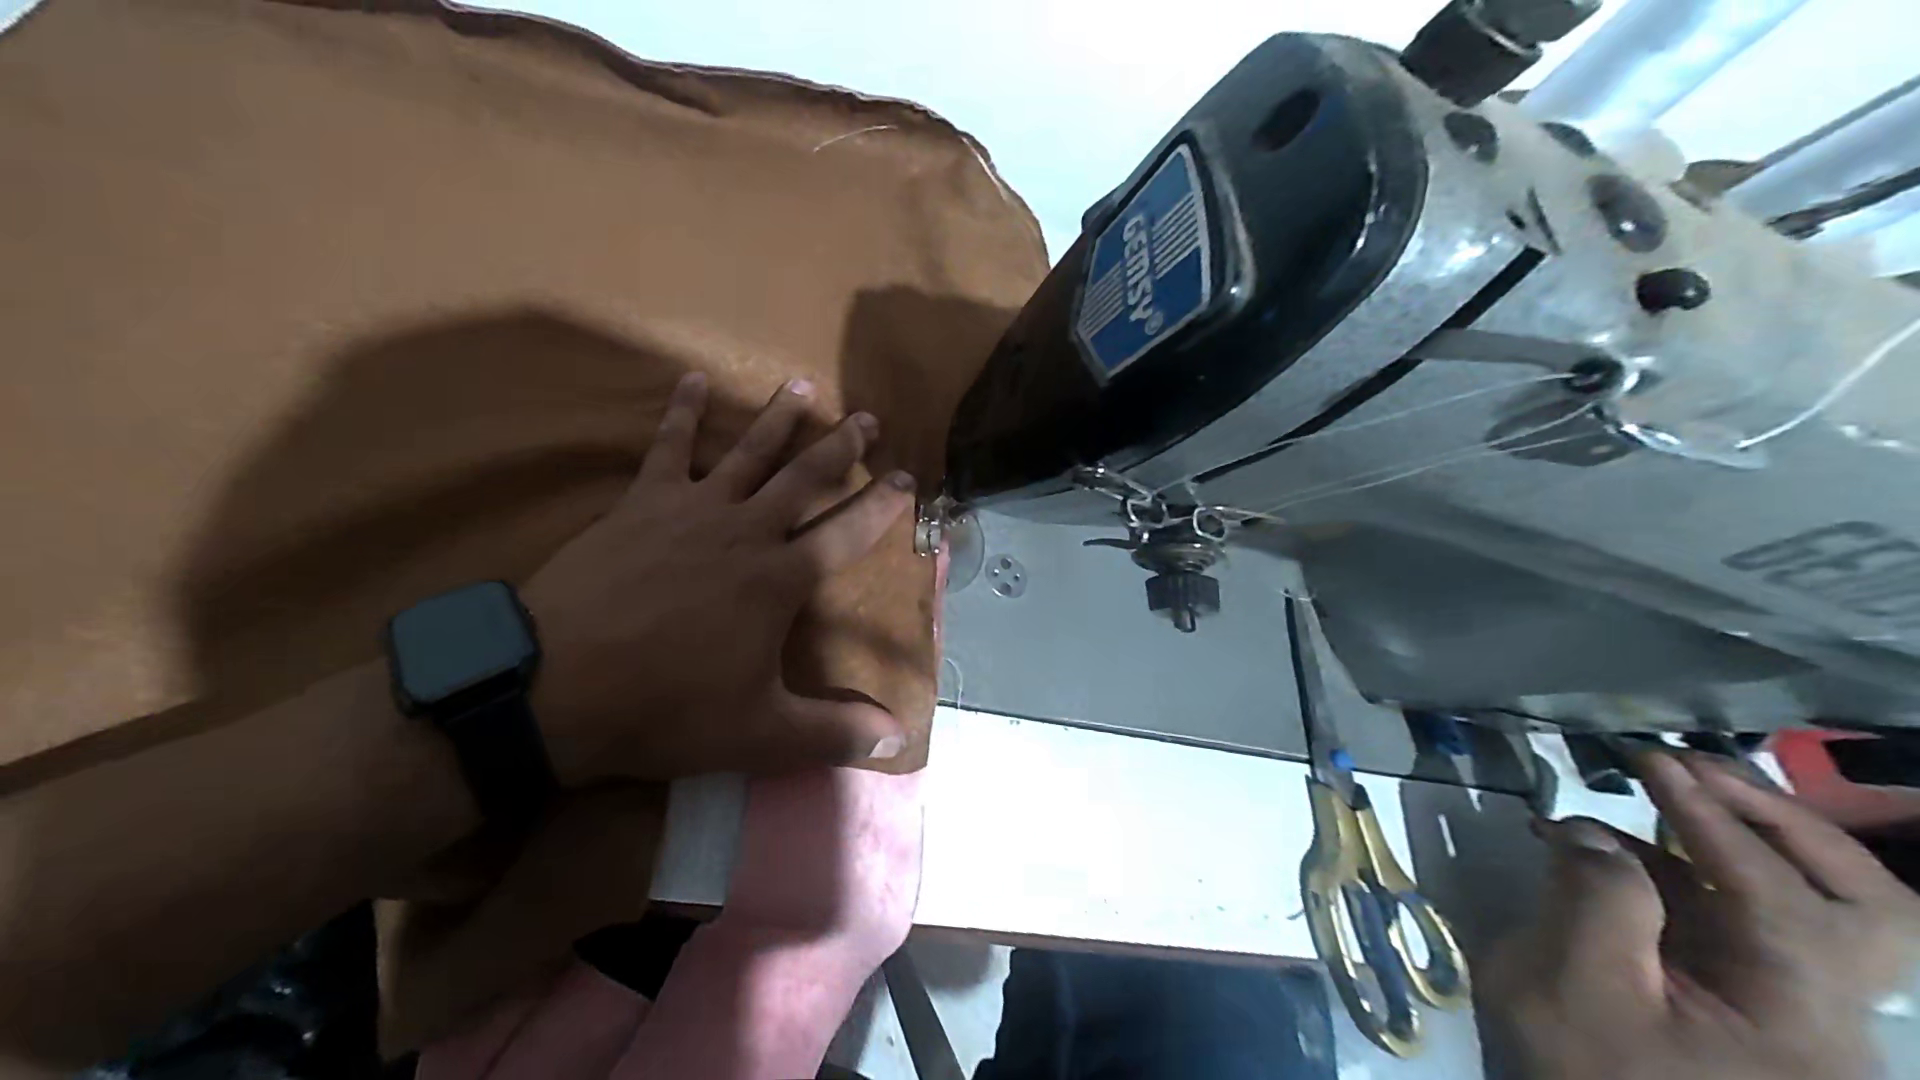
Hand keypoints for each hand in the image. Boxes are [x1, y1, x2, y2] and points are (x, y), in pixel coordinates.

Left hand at [521, 372, 915, 784]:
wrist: (554, 686)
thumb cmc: (666, 709)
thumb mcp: (760, 734)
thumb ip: (834, 733)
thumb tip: (900, 739)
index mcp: (779, 579)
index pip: (846, 532)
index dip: (881, 505)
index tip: (908, 478)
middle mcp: (745, 531)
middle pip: (804, 478)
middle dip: (840, 448)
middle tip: (867, 418)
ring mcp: (692, 510)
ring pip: (748, 453)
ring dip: (778, 419)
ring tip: (801, 387)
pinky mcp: (641, 503)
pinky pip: (667, 448)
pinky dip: (683, 413)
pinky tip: (693, 381)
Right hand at [1485, 751, 1919, 1079]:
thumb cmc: (1589, 1070)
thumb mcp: (1577, 990)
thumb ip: (1595, 904)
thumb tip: (1593, 834)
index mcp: (1801, 1017)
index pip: (1786, 900)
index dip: (1718, 823)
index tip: (1652, 762)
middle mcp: (1825, 1008)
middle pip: (1857, 902)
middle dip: (1775, 820)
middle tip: (1692, 767)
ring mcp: (1782, 997)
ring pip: (1803, 900)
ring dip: (1739, 832)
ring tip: (1664, 781)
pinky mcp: (1732, 986)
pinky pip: (1725, 909)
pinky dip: (1676, 860)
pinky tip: (1603, 838)